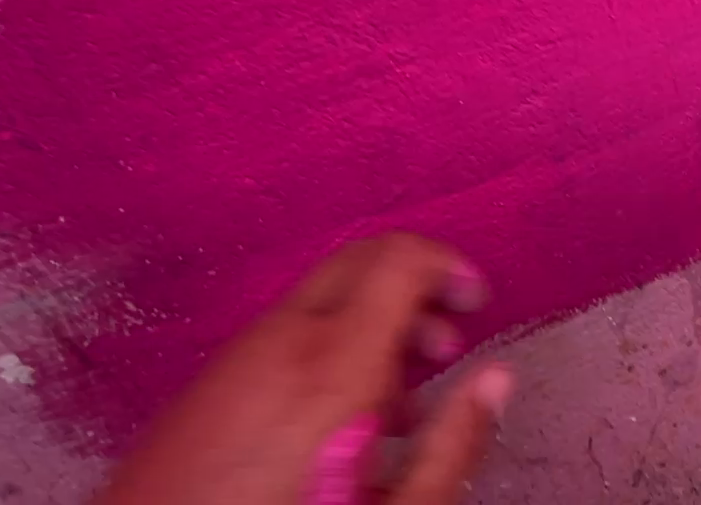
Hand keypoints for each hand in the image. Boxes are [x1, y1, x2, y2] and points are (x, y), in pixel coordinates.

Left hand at [96, 234, 512, 504]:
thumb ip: (451, 444)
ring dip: (377, 317)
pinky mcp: (205, 386)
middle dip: (418, 278)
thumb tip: (496, 380)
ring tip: (402, 393)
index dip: (448, 263)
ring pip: (325, 296)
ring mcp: (235, 358)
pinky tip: (339, 417)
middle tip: (450, 329)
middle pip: (363, 258)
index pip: (400, 256)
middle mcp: (282, 340)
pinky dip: (331, 343)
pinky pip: (284, 332)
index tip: (475, 298)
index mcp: (332, 363)